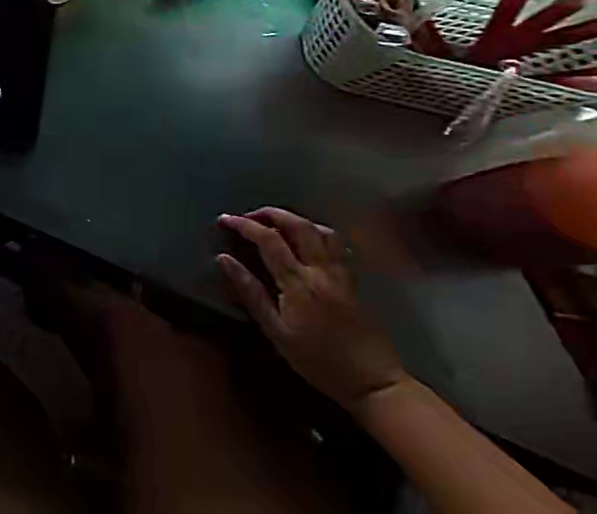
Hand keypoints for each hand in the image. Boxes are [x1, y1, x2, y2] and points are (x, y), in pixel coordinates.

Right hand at [216, 208, 408, 410]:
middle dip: (269, 213)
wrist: (372, 382)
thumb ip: (250, 293)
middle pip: (296, 225)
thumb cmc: (318, 362)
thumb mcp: (276, 333)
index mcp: (298, 283)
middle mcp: (320, 270)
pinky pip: (336, 243)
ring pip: (319, 229)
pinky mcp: (352, 279)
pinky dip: (317, 231)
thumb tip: (224, 260)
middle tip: (249, 216)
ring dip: (294, 219)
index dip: (244, 225)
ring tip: (276, 223)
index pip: (268, 240)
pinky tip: (308, 238)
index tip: (225, 220)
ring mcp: (340, 272)